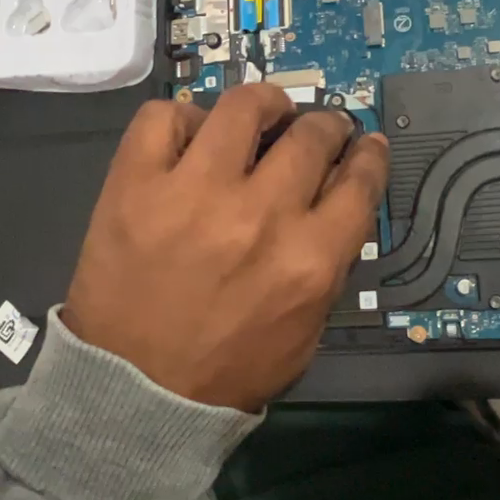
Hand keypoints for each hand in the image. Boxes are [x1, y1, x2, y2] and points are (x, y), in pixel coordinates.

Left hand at [62, 85, 389, 412]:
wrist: (131, 396)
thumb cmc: (228, 370)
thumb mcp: (306, 330)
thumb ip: (329, 263)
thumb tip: (336, 199)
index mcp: (309, 260)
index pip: (360, 181)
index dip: (368, 155)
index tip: (364, 145)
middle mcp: (260, 216)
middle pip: (311, 136)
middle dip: (326, 126)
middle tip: (317, 131)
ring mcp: (193, 193)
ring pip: (243, 106)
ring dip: (265, 103)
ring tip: (263, 113)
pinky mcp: (135, 185)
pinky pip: (164, 117)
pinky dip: (183, 119)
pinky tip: (192, 139)